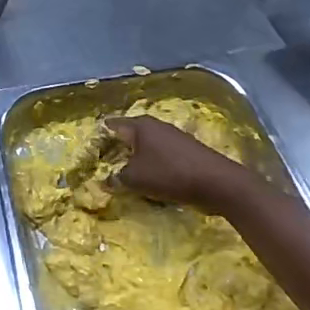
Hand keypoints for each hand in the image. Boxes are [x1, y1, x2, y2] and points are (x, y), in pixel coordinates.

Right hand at [102, 114, 264, 214]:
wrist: (219, 183)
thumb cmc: (170, 174)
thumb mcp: (135, 179)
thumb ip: (115, 178)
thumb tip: (104, 181)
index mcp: (138, 126)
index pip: (110, 125)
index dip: (98, 138)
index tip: (90, 153)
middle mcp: (155, 125)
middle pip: (128, 134)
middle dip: (116, 148)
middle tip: (104, 163)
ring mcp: (173, 136)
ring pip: (145, 144)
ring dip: (135, 157)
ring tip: (125, 172)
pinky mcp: (186, 150)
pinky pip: (160, 154)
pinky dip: (152, 163)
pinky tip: (150, 176)